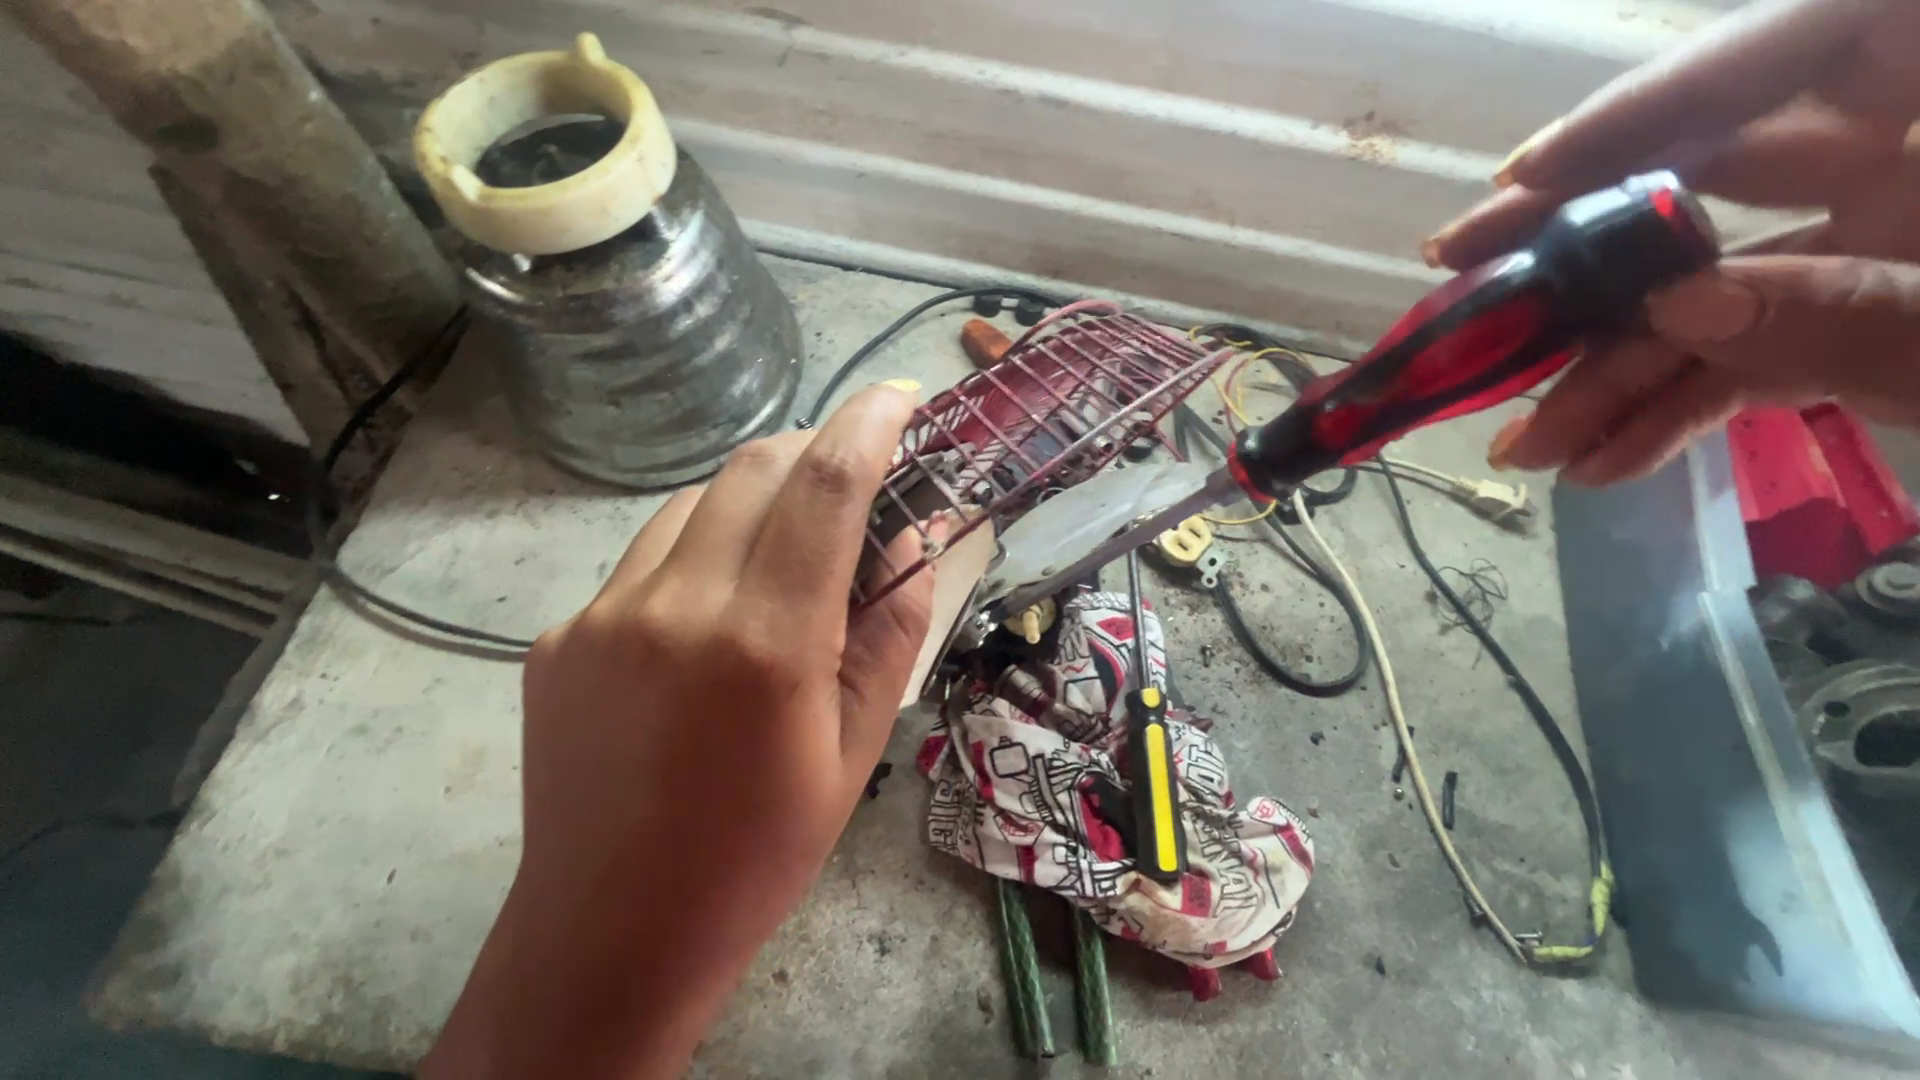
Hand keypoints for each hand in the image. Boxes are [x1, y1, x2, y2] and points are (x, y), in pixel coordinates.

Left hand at [422, 385, 934, 1079]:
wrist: (615, 927)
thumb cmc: (762, 849)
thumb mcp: (858, 745)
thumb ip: (892, 627)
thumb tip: (917, 535)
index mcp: (767, 642)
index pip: (827, 486)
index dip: (870, 423)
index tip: (901, 394)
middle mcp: (677, 605)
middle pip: (754, 467)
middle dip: (815, 449)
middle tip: (854, 475)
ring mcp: (603, 613)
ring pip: (695, 502)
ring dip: (754, 498)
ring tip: (784, 552)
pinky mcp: (559, 632)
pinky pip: (644, 556)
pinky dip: (698, 552)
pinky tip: (709, 615)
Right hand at [1428, 0, 1919, 484]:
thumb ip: (1875, 311)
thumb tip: (1680, 308)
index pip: (1790, 49)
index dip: (1642, 112)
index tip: (1519, 181)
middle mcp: (1915, 140)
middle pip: (1710, 175)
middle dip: (1581, 252)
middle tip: (1462, 294)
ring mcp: (1887, 233)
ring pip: (1708, 288)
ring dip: (1611, 372)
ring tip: (1526, 444)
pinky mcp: (1866, 314)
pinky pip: (1746, 353)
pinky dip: (1675, 410)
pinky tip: (1603, 464)